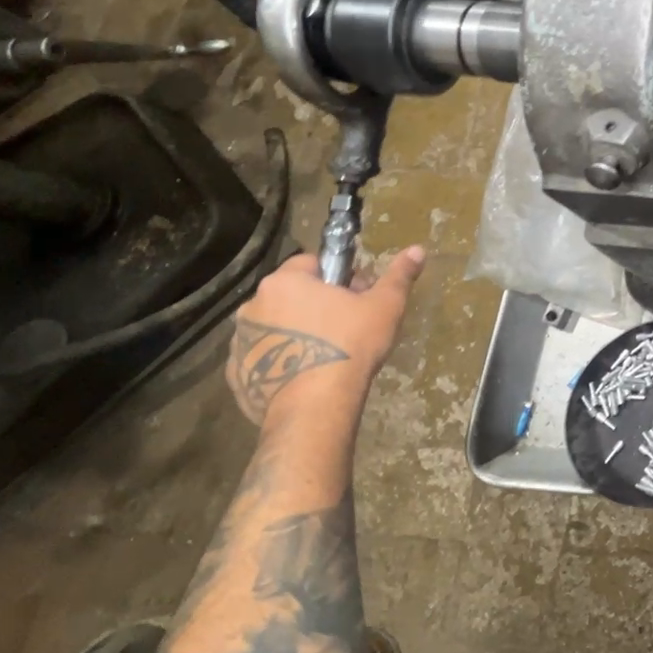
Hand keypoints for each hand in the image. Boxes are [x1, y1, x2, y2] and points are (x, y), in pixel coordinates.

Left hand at [225, 246, 426, 425]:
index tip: (358, 295)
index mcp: (285, 282)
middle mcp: (253, 305)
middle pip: (292, 295)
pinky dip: (282, 360)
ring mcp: (239, 341)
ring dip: (297, 331)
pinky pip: (263, 357)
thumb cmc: (351, 342)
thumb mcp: (385, 305)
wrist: (315, 403)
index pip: (311, 263)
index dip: (338, 276)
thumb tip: (417, 249)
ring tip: (328, 352)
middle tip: (349, 323)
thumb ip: (398, 275)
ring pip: (275, 326)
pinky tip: (307, 374)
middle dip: (317, 304)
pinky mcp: (235, 374)